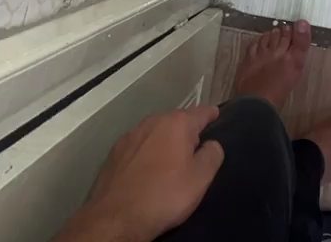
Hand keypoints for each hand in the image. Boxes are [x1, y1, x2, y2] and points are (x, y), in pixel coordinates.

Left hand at [58, 105, 224, 241]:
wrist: (115, 219)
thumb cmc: (163, 196)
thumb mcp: (200, 179)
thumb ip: (212, 155)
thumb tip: (212, 143)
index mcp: (177, 123)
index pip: (201, 112)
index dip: (211, 114)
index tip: (216, 115)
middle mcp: (154, 121)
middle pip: (177, 120)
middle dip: (186, 130)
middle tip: (194, 147)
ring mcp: (131, 135)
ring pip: (155, 132)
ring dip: (164, 140)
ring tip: (169, 158)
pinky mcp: (114, 152)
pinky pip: (138, 146)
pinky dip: (145, 151)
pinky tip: (145, 168)